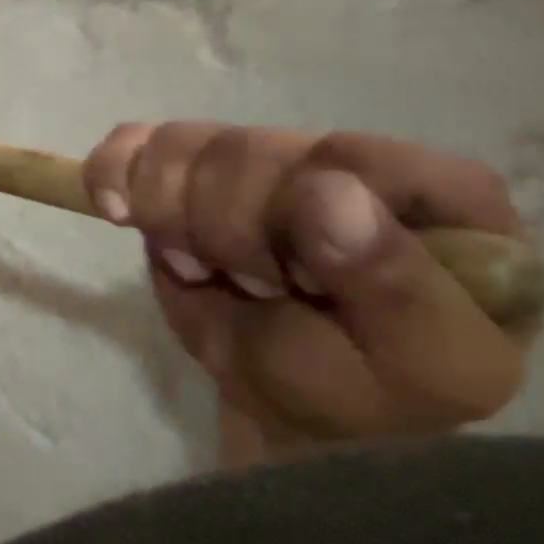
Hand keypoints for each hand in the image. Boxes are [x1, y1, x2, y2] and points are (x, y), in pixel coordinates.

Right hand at [83, 123, 529, 458]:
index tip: (295, 281)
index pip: (347, 156)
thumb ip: (395, 285)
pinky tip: (117, 212)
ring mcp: (256, 163)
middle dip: (226, 231)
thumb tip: (328, 191)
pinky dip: (111, 175)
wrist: (285, 400)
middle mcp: (339, 161)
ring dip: (171, 217)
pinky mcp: (183, 175)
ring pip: (182, 145)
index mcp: (432, 194)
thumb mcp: (415, 363)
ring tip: (201, 268)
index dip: (297, 213)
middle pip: (248, 150)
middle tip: (253, 288)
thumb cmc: (365, 389)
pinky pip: (130, 143)